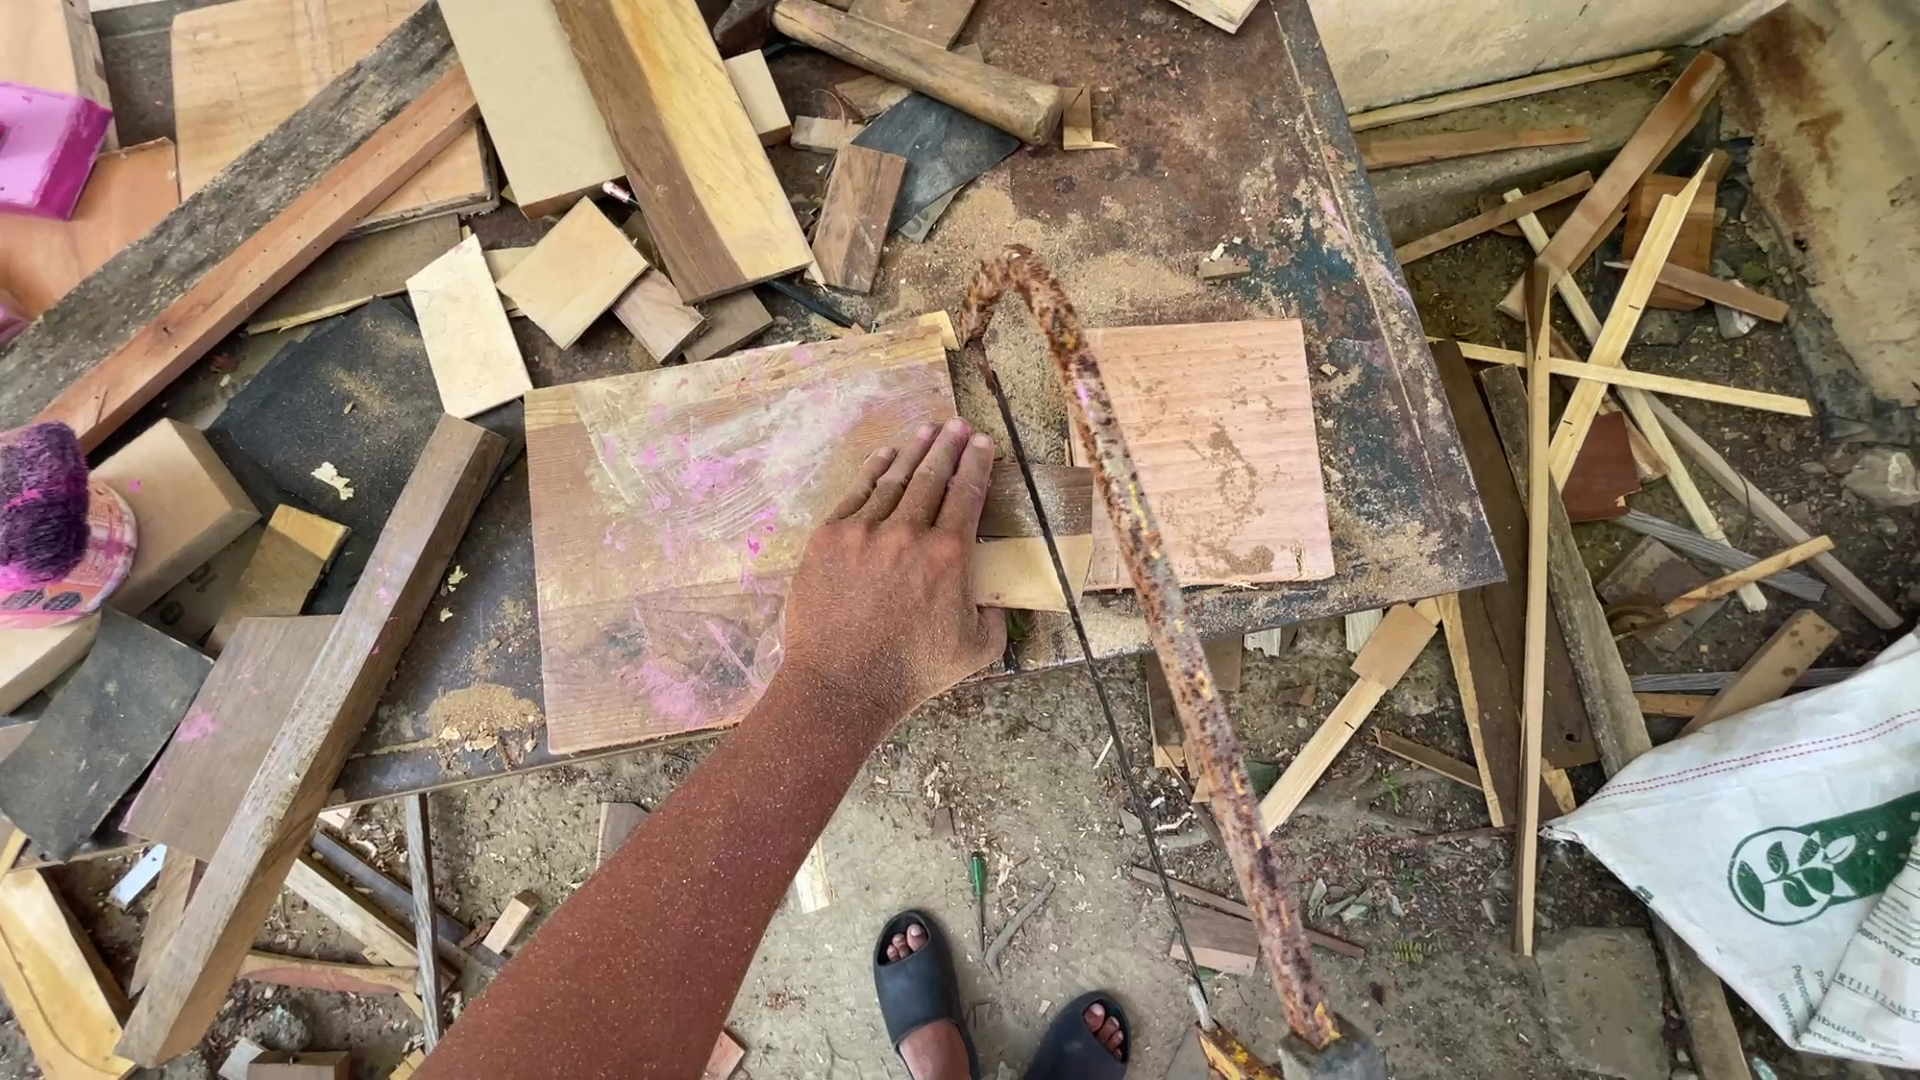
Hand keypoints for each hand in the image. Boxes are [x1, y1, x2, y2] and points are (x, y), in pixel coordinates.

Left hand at [779, 417, 1007, 727]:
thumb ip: (996, 615)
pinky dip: (873, 470)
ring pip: (895, 479)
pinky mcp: (829, 539)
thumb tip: (995, 594)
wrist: (841, 685)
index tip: (982, 443)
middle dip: (949, 445)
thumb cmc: (912, 672)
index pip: (968, 494)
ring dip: (914, 451)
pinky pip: (856, 494)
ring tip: (926, 431)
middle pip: (933, 476)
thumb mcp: (977, 649)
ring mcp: (864, 532)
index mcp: (949, 556)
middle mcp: (909, 533)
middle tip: (957, 425)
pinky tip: (885, 455)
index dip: (977, 463)